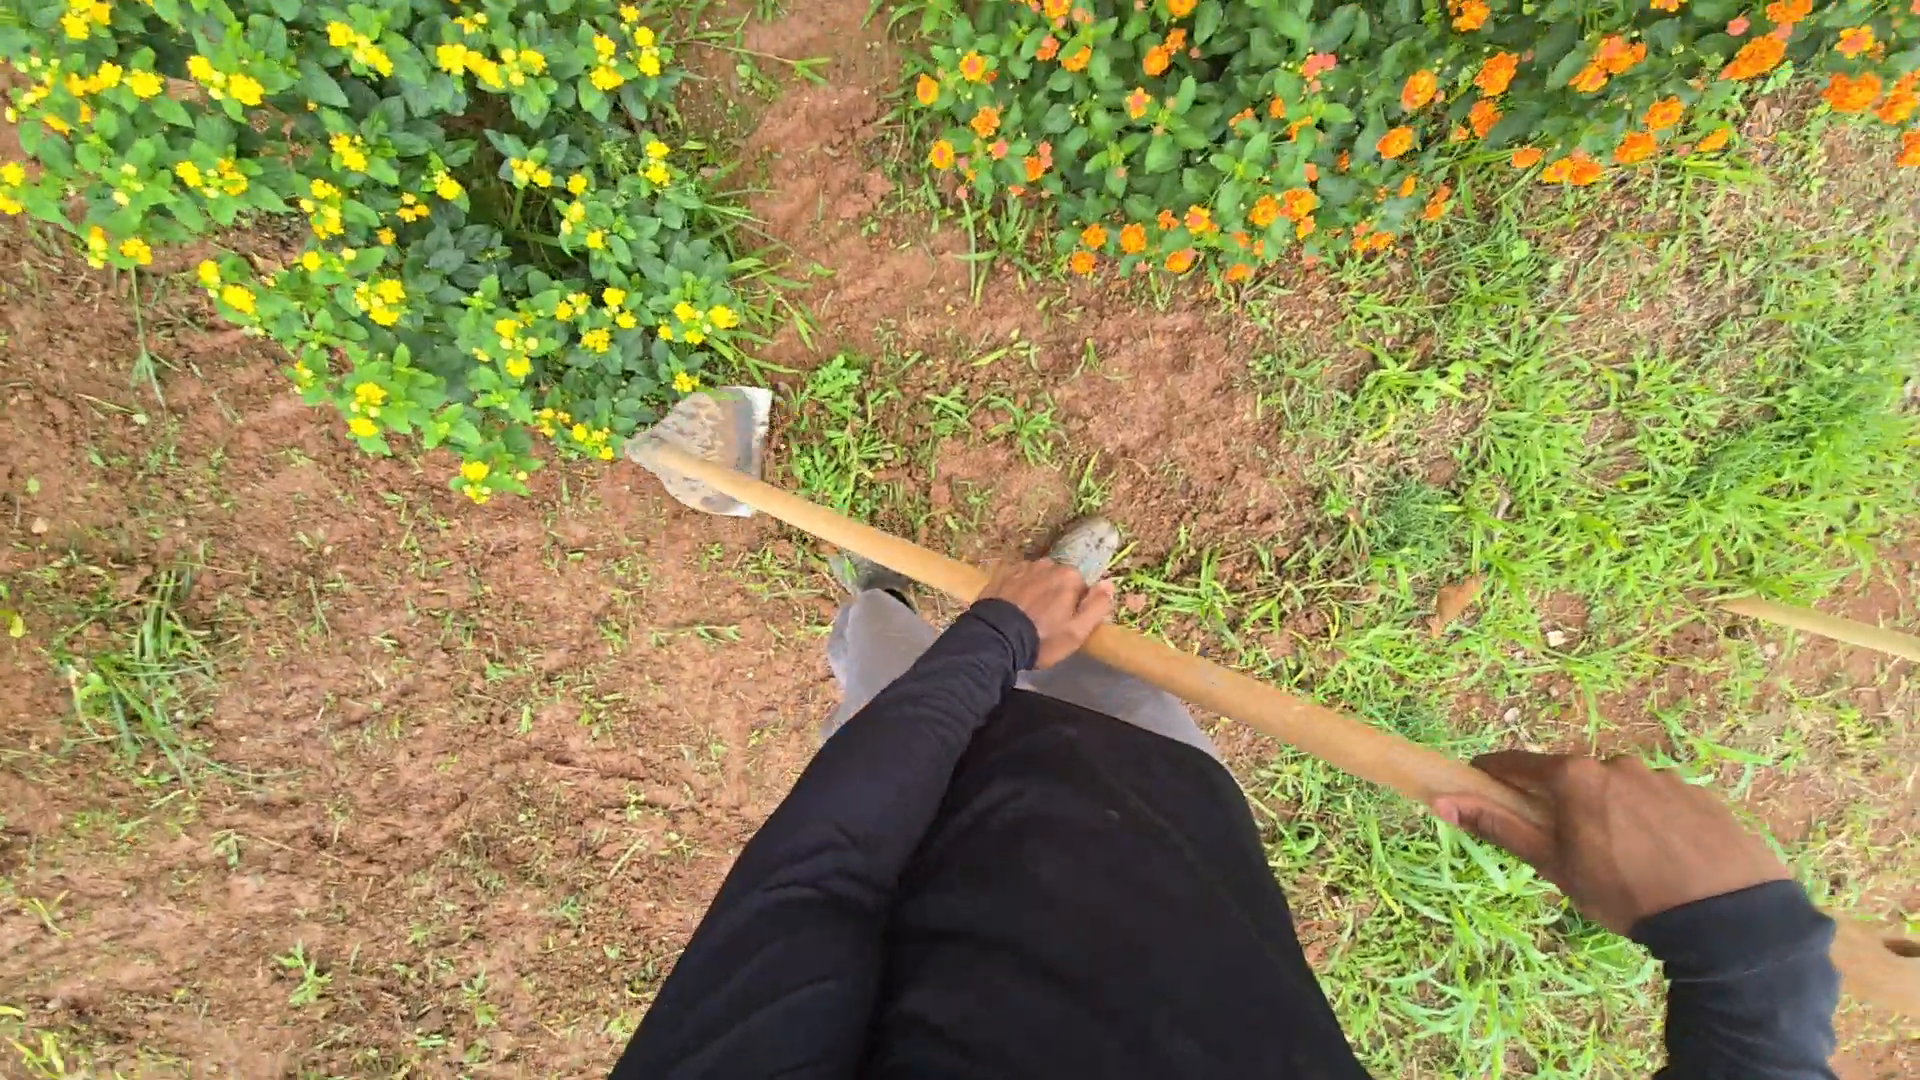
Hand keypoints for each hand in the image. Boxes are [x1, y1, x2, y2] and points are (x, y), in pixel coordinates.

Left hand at [975, 560, 1114, 668]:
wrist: (995, 638)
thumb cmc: (1042, 639)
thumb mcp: (1077, 631)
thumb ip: (1097, 606)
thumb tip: (1109, 583)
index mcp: (1070, 576)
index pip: (1081, 588)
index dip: (1075, 607)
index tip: (1063, 624)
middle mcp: (1047, 564)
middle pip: (1059, 580)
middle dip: (1055, 596)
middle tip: (1045, 622)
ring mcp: (1022, 567)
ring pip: (1038, 578)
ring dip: (1036, 591)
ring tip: (1027, 616)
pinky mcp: (1001, 574)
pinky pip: (1018, 579)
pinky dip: (1018, 590)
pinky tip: (1013, 608)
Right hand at [1432, 751, 1789, 934]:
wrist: (1735, 926)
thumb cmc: (1625, 891)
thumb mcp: (1553, 864)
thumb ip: (1497, 826)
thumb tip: (1440, 800)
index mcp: (1573, 775)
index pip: (1516, 763)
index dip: (1494, 775)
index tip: (1484, 787)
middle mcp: (1615, 764)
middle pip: (1571, 777)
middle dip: (1562, 801)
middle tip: (1569, 842)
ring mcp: (1664, 778)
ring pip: (1619, 789)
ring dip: (1611, 810)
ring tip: (1628, 856)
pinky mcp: (1705, 798)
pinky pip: (1663, 802)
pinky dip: (1654, 821)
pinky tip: (1667, 857)